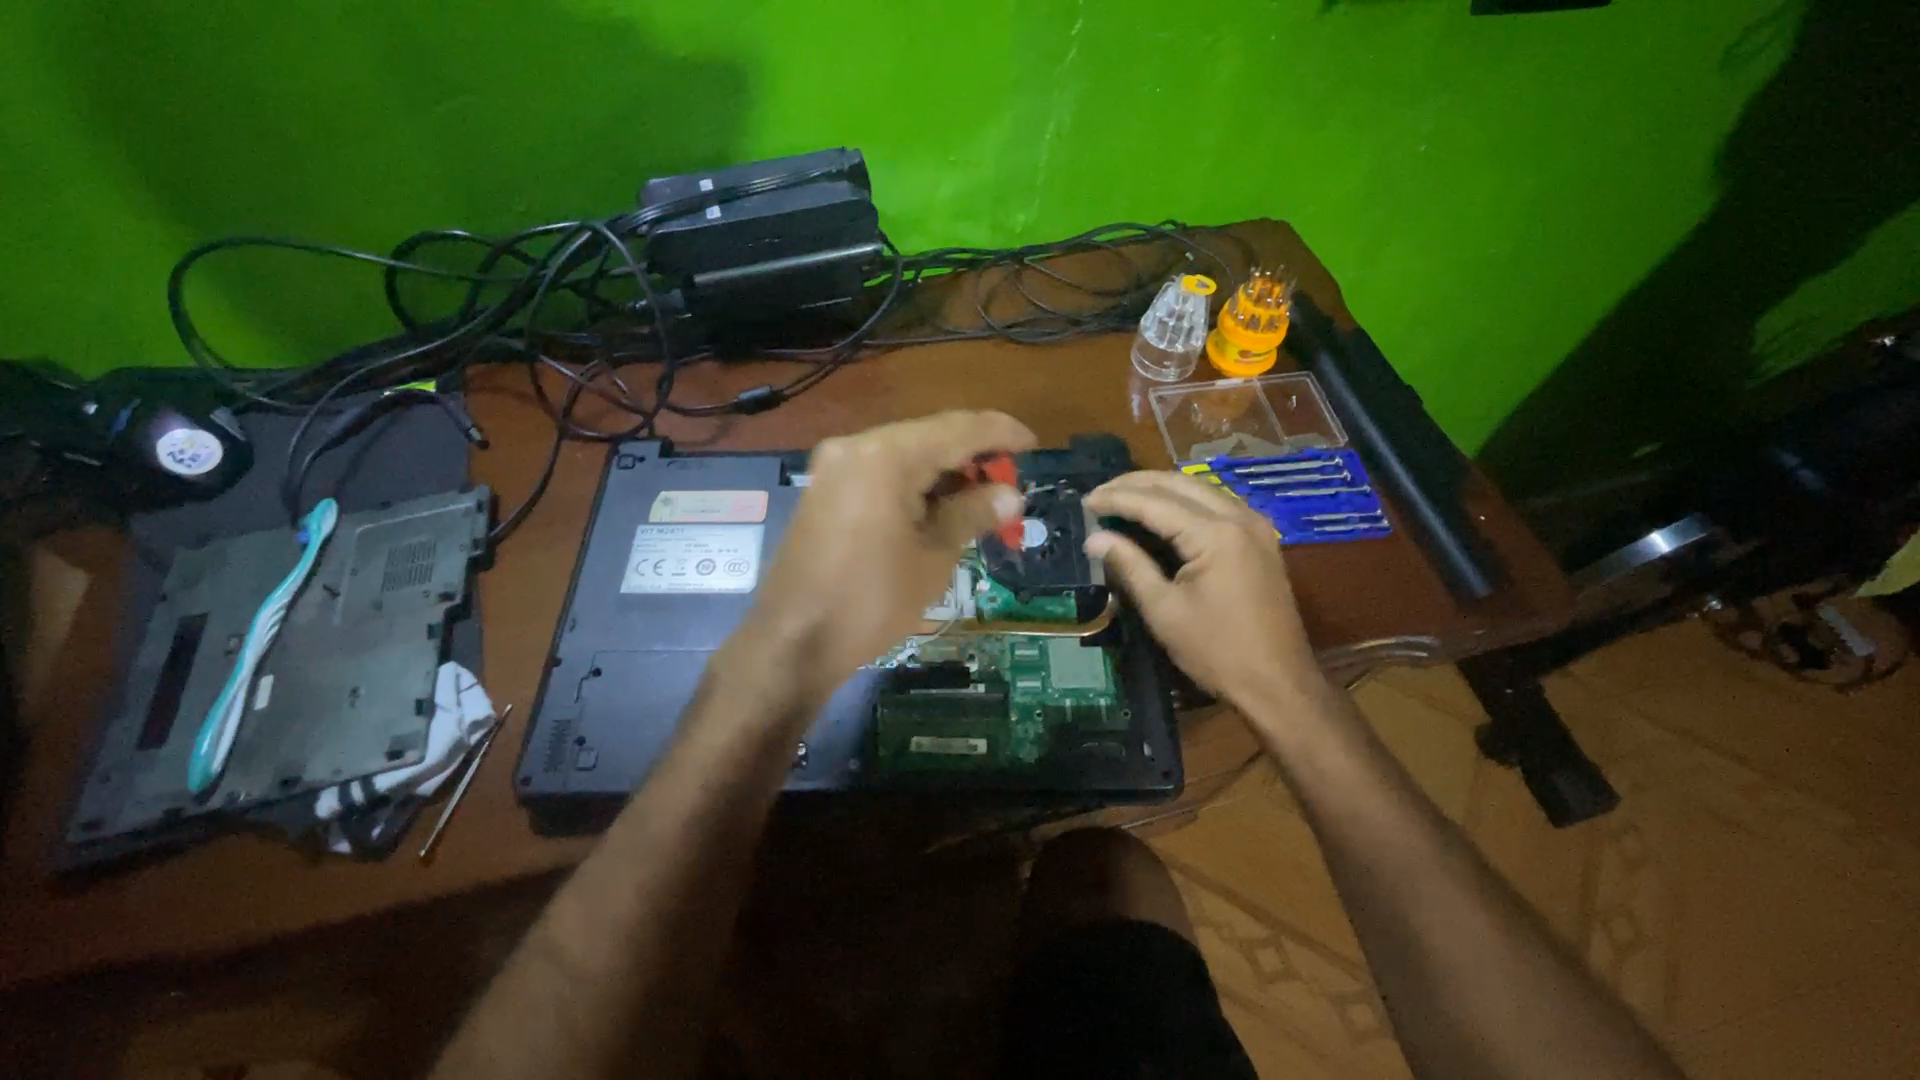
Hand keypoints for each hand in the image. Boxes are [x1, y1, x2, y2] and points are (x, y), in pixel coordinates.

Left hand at [725, 411, 1035, 703]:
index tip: (1033, 445)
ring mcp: (834, 468)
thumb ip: (972, 515)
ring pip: (903, 455)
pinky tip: (937, 509)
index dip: (1000, 434)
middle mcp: (856, 447)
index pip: (957, 429)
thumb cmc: (870, 601)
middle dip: (971, 459)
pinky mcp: (824, 491)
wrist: (794, 641)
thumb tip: (1011, 496)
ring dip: (943, 474)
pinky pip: (879, 474)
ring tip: (979, 504)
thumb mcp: (933, 558)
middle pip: (928, 437)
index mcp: (886, 455)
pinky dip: (912, 486)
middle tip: (1008, 487)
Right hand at [1084, 471, 1324, 706]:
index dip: (1116, 499)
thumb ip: (1130, 565)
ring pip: (1201, 489)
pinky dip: (1186, 500)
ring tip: (1125, 497)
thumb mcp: (1164, 610)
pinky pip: (1219, 504)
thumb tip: (1094, 538)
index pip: (1154, 502)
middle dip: (1136, 484)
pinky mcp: (1262, 540)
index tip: (1084, 501)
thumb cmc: (1217, 652)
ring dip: (1162, 488)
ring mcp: (1256, 527)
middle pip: (1179, 484)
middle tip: (1100, 494)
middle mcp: (1239, 518)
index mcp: (1215, 535)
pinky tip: (1165, 510)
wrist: (1278, 684)